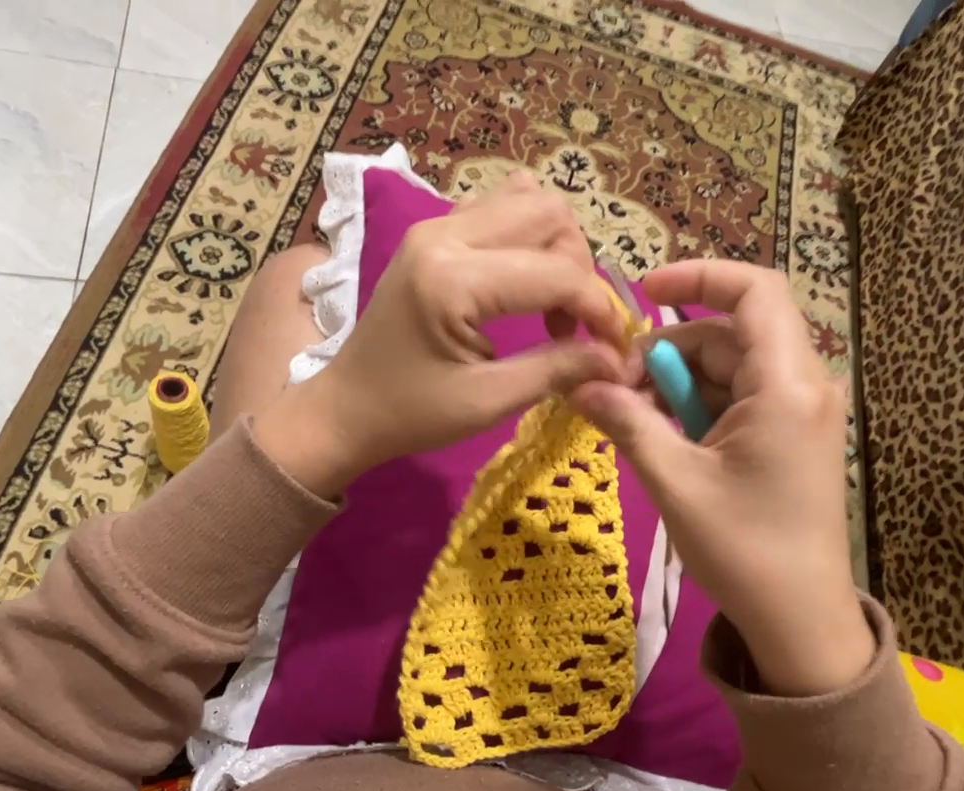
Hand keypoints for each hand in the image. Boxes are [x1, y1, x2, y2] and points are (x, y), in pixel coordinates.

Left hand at [257, 174, 631, 495]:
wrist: (345, 409)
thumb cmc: (409, 415)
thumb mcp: (486, 402)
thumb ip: (556, 371)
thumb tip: (618, 359)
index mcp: (452, 279)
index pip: (556, 272)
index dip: (599, 310)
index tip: (615, 351)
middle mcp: (443, 234)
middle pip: (549, 214)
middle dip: (579, 269)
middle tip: (573, 328)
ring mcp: (434, 227)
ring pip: (528, 203)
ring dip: (556, 250)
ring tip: (549, 307)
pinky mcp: (432, 234)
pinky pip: (498, 212)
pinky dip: (527, 242)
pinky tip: (522, 288)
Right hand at [569, 259, 872, 695]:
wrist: (799, 616)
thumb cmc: (742, 548)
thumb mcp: (675, 482)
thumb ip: (627, 423)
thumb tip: (578, 384)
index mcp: (786, 384)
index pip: (753, 291)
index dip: (697, 276)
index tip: (641, 292)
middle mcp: (804, 385)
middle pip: (729, 334)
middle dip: (668, 352)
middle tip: (616, 393)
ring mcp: (800, 413)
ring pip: (729, 369)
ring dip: (677, 386)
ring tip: (633, 424)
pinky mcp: (791, 438)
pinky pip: (740, 399)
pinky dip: (697, 409)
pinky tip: (664, 441)